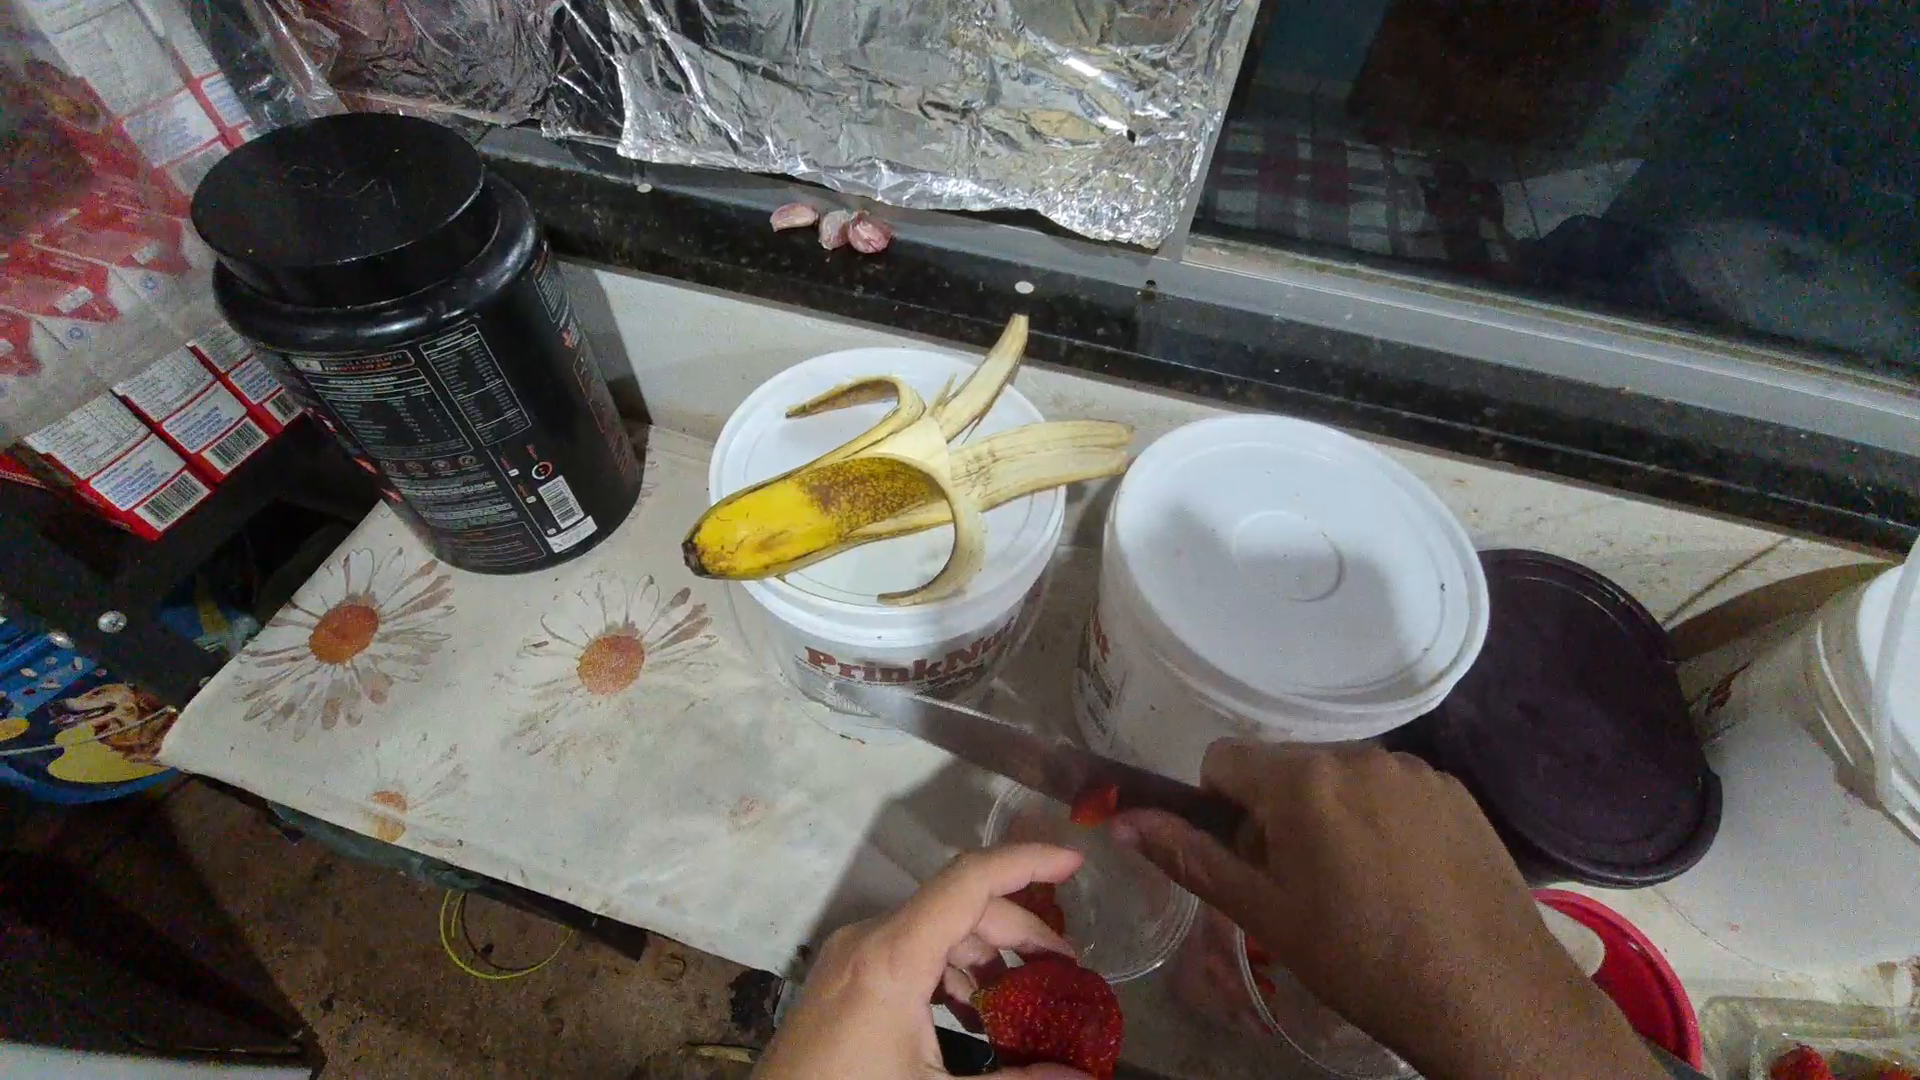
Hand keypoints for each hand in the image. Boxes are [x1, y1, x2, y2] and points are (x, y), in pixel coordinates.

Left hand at [754, 843, 1092, 1079]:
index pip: (970, 879)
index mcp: (893, 954)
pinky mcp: (843, 977)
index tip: (1077, 863)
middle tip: (1069, 971)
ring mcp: (851, 955)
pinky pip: (910, 954)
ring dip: (987, 954)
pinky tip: (976, 1013)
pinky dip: (951, 972)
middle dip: (1021, 931)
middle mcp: (870, 937)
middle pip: (960, 907)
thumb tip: (1088, 1079)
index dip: (1028, 861)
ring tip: (1028, 995)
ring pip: (935, 930)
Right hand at [1113, 742, 1664, 1079]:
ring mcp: (1411, 768)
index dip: (1221, 807)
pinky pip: (1388, 784)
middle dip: (1274, 810)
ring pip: (1334, 774)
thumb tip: (1120, 821)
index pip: (1223, 758)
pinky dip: (1378, 814)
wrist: (1498, 1005)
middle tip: (1303, 881)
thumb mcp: (1262, 913)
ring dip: (1326, 809)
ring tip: (1358, 880)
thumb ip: (1187, 856)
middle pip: (1281, 766)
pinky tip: (1404, 873)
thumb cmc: (1361, 959)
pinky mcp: (1454, 789)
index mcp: (1300, 777)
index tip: (1250, 859)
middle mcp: (1354, 753)